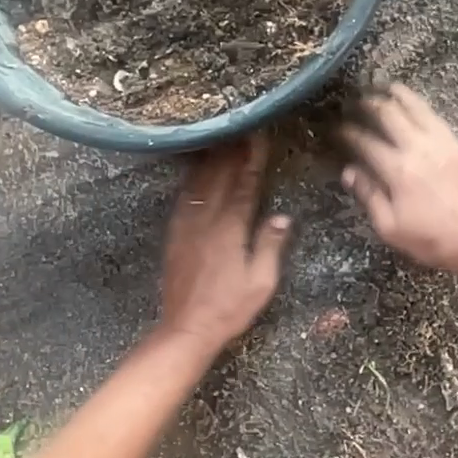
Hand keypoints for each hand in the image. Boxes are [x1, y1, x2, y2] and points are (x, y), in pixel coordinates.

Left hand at [158, 135, 291, 349]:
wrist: (186, 329)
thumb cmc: (230, 309)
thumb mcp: (261, 282)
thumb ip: (270, 246)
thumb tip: (282, 216)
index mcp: (229, 230)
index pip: (243, 185)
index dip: (252, 160)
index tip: (261, 138)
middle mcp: (205, 221)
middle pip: (218, 177)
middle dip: (232, 151)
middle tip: (243, 129)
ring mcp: (186, 226)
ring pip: (198, 183)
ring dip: (211, 159)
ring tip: (223, 139)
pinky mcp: (175, 234)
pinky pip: (184, 197)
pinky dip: (193, 178)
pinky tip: (198, 170)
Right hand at [341, 85, 457, 273]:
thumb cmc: (430, 239)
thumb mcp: (390, 227)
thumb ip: (368, 195)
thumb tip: (349, 171)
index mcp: (398, 170)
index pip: (365, 142)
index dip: (347, 133)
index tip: (336, 129)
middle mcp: (419, 148)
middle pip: (389, 114)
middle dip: (368, 105)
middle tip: (355, 102)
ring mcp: (442, 143)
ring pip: (416, 108)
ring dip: (397, 95)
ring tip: (384, 88)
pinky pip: (435, 117)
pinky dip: (420, 106)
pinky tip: (412, 104)